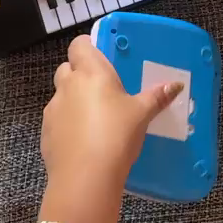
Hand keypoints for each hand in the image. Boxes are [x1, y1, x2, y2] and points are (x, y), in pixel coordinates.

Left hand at [41, 36, 183, 194]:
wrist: (85, 177)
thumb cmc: (116, 135)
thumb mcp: (142, 114)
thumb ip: (157, 97)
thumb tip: (176, 85)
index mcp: (91, 73)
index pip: (79, 45)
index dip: (87, 47)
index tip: (101, 56)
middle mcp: (67, 86)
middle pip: (67, 68)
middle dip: (80, 73)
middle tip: (102, 88)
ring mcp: (53, 110)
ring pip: (61, 95)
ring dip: (73, 99)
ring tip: (95, 117)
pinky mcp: (46, 133)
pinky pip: (56, 120)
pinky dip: (67, 123)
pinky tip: (83, 140)